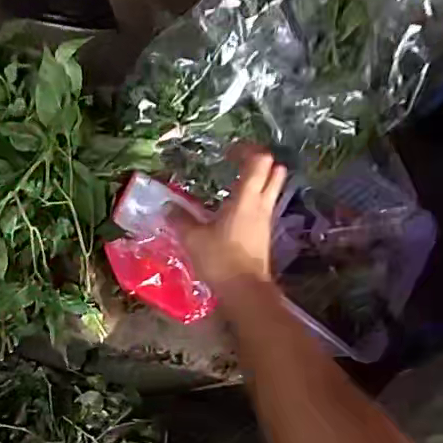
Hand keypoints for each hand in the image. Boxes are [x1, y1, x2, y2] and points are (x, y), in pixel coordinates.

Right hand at [166, 146, 287, 289]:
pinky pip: (263, 212)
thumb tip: (168, 207)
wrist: (245, 292)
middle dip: (261, 164)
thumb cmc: (221, 260)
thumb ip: (181, 220)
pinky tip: (233, 216)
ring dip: (258, 185)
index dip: (247, 150)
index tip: (230, 152)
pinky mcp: (264, 238)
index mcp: (246, 198)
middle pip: (275, 172)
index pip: (259, 161)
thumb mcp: (193, 239)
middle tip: (240, 165)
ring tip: (234, 189)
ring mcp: (266, 222)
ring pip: (271, 192)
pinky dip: (252, 206)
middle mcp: (261, 206)